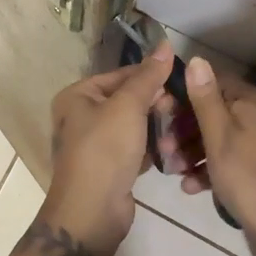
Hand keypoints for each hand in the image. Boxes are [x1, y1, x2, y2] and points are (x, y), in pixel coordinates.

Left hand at [39, 42, 172, 254]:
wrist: (92, 212)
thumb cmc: (105, 150)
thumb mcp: (128, 106)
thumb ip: (148, 76)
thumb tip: (164, 43)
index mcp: (77, 96)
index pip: (120, 75)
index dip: (149, 77)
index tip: (179, 82)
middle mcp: (81, 116)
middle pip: (126, 100)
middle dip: (154, 105)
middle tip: (179, 109)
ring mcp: (94, 144)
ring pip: (132, 125)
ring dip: (155, 128)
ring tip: (177, 131)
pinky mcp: (108, 168)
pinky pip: (133, 148)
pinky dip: (149, 149)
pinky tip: (169, 151)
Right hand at [182, 57, 255, 251]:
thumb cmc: (250, 179)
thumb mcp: (220, 137)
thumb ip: (205, 98)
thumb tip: (197, 58)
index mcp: (251, 100)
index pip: (211, 83)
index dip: (183, 97)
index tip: (161, 117)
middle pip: (215, 111)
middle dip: (186, 130)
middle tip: (163, 151)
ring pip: (222, 136)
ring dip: (195, 151)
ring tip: (173, 171)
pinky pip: (233, 157)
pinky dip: (212, 167)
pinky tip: (192, 186)